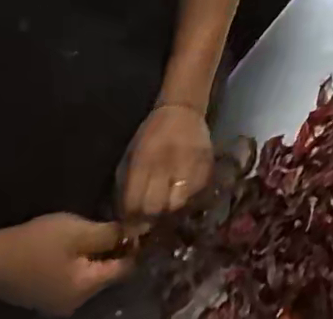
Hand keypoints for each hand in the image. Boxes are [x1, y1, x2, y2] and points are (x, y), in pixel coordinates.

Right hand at [0, 213, 129, 316]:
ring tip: (101, 227)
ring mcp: (59, 304)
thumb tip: (135, 233)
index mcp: (86, 290)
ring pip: (91, 275)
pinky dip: (81, 260)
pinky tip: (78, 242)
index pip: (124, 270)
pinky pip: (75, 277)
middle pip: (107, 274)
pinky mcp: (46, 297)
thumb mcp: (78, 231)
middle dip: (116, 249)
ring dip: (98, 254)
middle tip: (121, 221)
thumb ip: (109, 234)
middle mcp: (76, 304)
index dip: (135, 247)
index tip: (141, 224)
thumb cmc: (38, 243)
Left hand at [119, 104, 212, 221]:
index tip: (133, 222)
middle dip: (151, 215)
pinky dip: (188, 197)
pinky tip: (183, 190)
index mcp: (143, 158)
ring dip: (171, 207)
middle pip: (155, 207)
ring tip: (169, 202)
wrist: (182, 109)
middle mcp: (166, 161)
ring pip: (177, 204)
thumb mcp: (133, 152)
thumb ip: (128, 184)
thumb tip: (126, 218)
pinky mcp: (206, 164)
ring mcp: (188, 163)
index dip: (131, 218)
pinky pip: (196, 194)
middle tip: (152, 213)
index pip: (134, 202)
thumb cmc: (152, 134)